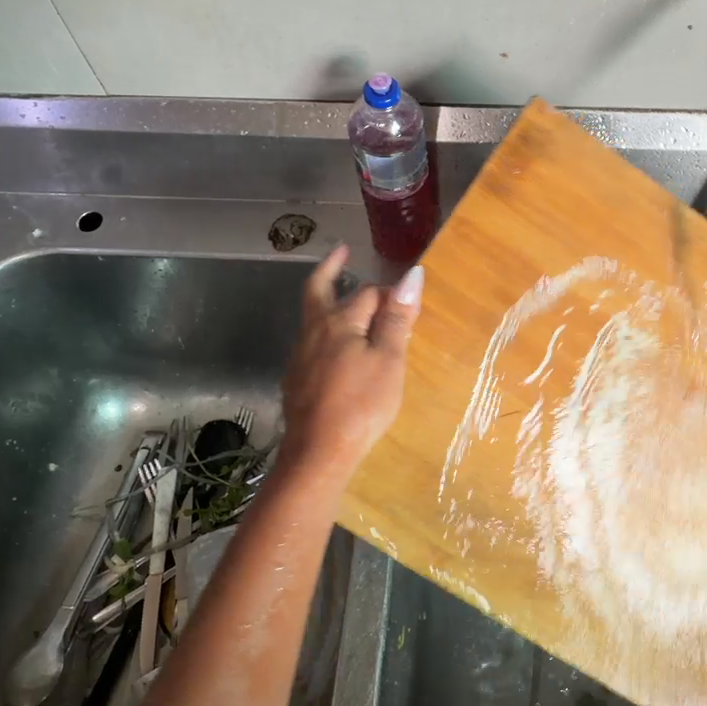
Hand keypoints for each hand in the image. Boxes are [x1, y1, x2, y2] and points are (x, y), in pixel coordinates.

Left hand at [280, 244, 421, 480]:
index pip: (367, 293)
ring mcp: (300, 355)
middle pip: (319, 290)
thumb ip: (397, 318)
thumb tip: (411, 274)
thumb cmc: (361, 404)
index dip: (388, 294)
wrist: (318, 453)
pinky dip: (325, 331)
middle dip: (331, 269)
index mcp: (339, 321)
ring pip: (313, 317)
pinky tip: (336, 349)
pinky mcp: (295, 379)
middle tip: (342, 252)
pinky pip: (311, 342)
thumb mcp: (389, 360)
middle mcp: (314, 330)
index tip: (406, 301)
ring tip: (346, 301)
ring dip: (329, 301)